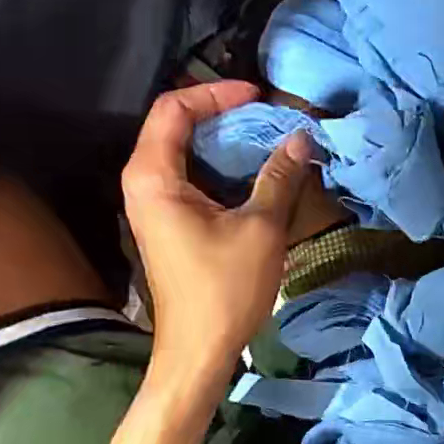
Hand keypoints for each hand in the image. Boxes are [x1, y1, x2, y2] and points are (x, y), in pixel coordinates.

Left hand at [122, 80, 317, 380]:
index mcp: (153, 176)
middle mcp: (142, 184)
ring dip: (222, 142)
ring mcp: (151, 205)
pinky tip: (252, 174)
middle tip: (266, 117)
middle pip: (175, 125)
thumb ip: (279, 176)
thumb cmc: (224, 289)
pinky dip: (218, 168)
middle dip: (222, 114)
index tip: (258, 97)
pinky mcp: (165, 224)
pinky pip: (188, 178)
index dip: (216, 93)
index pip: (174, 108)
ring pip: (183, 152)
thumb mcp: (260, 228)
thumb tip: (301, 137)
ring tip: (265, 140)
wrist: (198, 350)